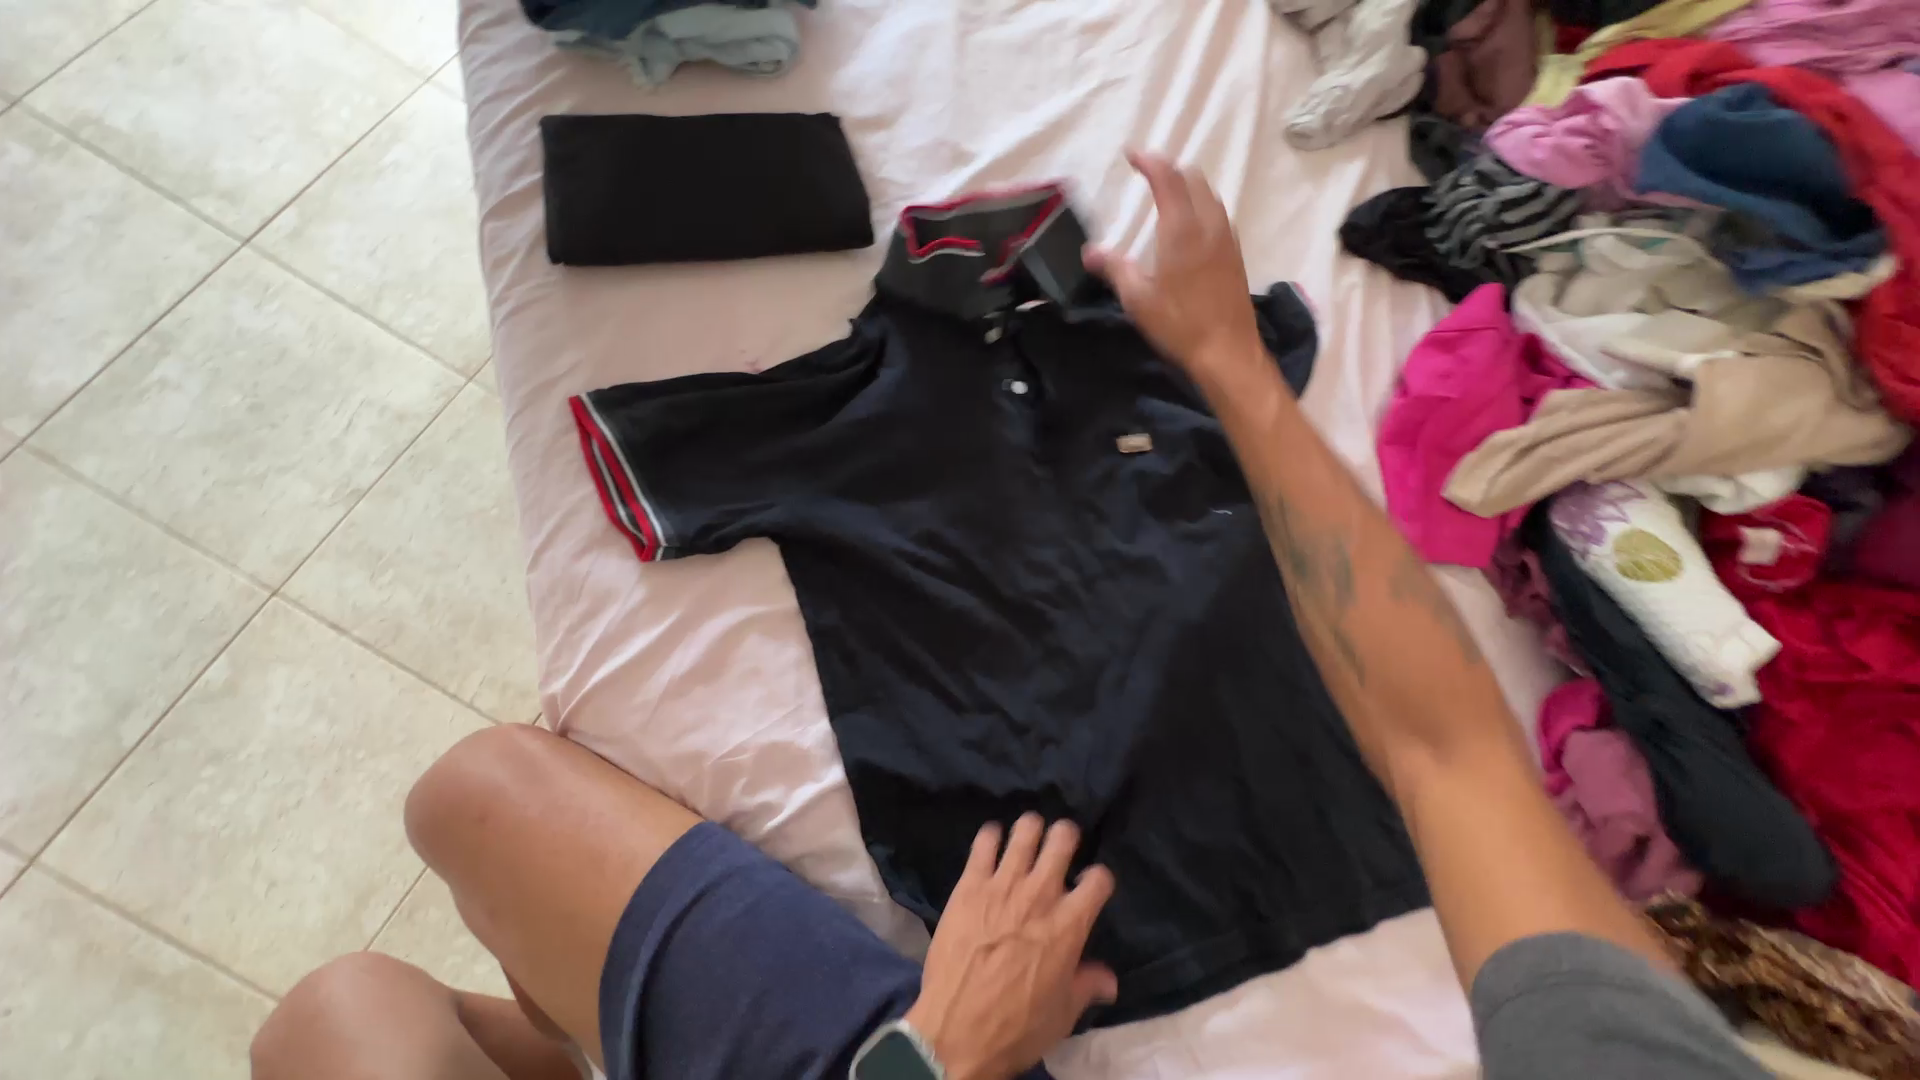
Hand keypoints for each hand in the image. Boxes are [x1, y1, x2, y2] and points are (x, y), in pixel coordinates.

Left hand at [903, 815, 1116, 1079]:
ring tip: (1028, 835)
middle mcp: (1040, 895)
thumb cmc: (1017, 1027)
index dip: (1099, 877)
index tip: (1091, 884)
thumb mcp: (1063, 1014)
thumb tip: (1109, 978)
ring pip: (1025, 830)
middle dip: (1066, 836)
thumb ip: (1087, 985)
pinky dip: (990, 836)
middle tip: (1060, 845)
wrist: (957, 1031)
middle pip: (1062, 839)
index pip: (1099, 878)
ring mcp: (1003, 885)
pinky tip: (992, 841)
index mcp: (1070, 925)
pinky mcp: (969, 884)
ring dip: (1030, 829)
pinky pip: (983, 842)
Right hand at [1084, 151, 1267, 382]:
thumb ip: (1115, 269)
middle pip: (1193, 179)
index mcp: (1182, 229)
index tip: (1132, 156)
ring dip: (1188, 187)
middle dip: (1169, 170)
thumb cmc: (1179, 325)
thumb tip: (1091, 252)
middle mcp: (1208, 224)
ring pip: (1210, 195)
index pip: (1167, 178)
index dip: (1149, 161)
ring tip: (1168, 196)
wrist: (1227, 351)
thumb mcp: (1138, 299)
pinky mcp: (1235, 255)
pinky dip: (1202, 206)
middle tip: (1148, 176)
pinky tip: (1191, 227)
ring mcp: (1226, 238)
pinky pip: (1219, 215)